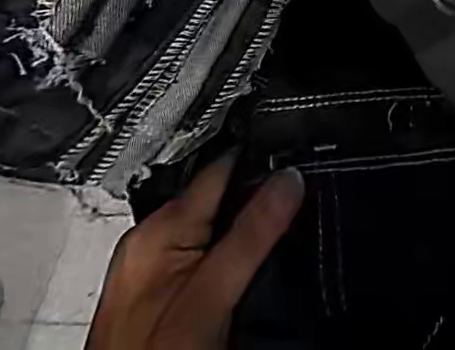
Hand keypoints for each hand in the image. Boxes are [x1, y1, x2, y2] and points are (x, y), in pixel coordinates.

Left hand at [89, 157, 303, 349]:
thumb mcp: (210, 299)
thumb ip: (251, 235)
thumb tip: (289, 177)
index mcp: (156, 232)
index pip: (222, 168)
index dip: (264, 158)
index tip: (302, 155)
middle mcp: (151, 243)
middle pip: (223, 194)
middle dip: (262, 192)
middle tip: (304, 195)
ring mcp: (157, 270)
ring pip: (221, 224)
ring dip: (254, 224)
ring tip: (289, 225)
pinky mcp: (167, 295)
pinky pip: (214, 251)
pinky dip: (241, 251)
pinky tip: (259, 263)